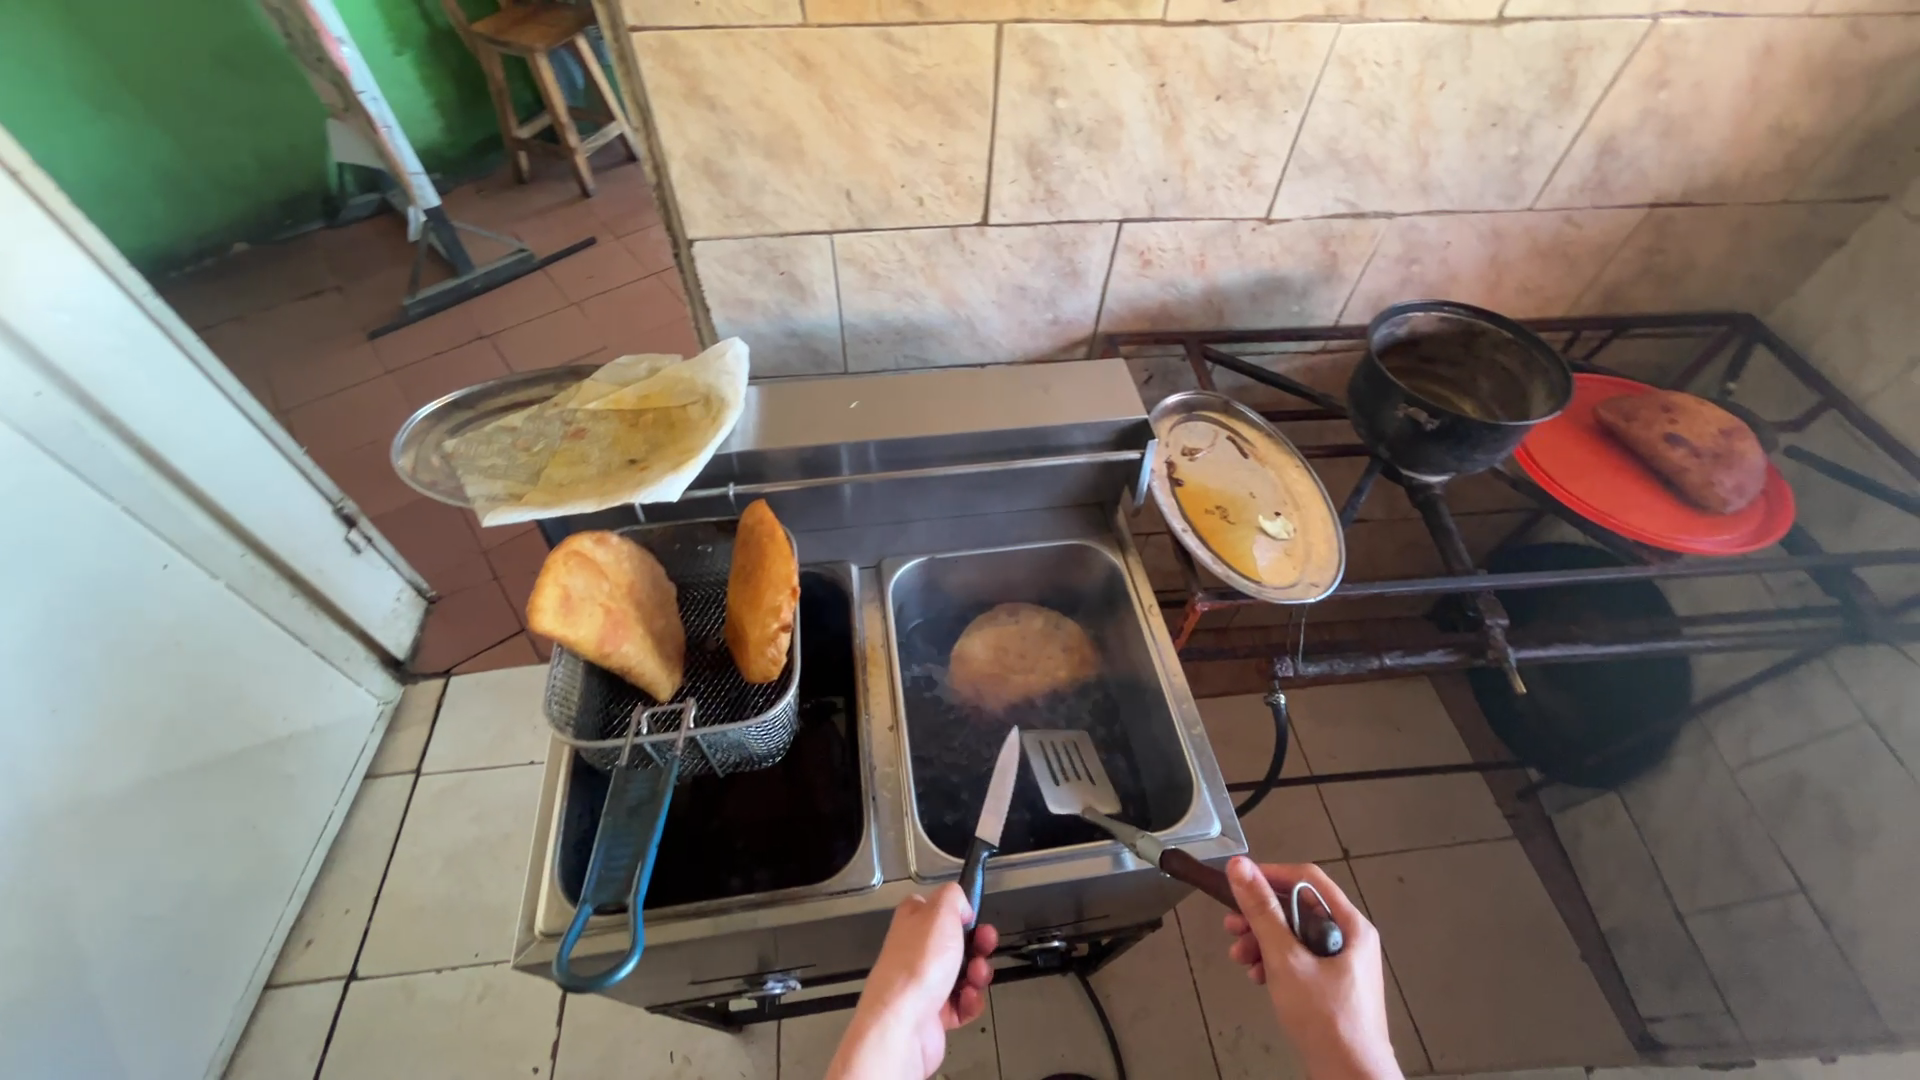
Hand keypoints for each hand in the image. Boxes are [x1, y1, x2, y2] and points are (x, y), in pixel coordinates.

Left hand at [827, 884, 998, 1079]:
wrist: (903, 1023)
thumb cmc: (919, 963)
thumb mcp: (940, 911)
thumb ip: (954, 896)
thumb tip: (961, 906)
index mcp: (912, 921)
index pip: (935, 908)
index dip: (957, 911)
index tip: (973, 916)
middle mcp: (916, 950)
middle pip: (956, 941)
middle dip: (978, 944)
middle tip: (985, 945)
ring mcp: (924, 983)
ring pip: (963, 972)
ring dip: (977, 973)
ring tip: (975, 977)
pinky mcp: (933, 1014)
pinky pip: (962, 1004)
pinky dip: (970, 1002)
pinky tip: (968, 999)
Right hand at [1223, 858, 1401, 1079]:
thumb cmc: (1323, 1017)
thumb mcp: (1285, 959)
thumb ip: (1262, 910)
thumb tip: (1239, 865)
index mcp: (1350, 925)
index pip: (1306, 878)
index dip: (1270, 875)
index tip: (1237, 885)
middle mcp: (1350, 938)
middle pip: (1297, 907)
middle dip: (1260, 916)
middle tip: (1231, 927)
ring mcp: (1342, 963)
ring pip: (1294, 934)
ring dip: (1262, 941)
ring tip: (1240, 959)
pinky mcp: (1333, 985)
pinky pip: (1299, 958)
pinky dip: (1275, 962)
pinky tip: (1257, 978)